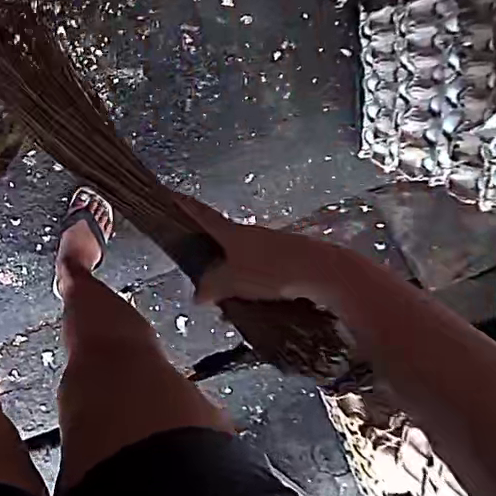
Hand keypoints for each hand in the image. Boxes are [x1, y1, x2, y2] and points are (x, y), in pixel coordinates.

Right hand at [174, 195, 360, 308]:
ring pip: (244, 257)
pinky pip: (262, 269)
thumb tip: (198, 294)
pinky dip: (253, 283)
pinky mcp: (289, 259)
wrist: (323, 272)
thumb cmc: (273, 271)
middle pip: (223, 239)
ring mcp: (272, 245)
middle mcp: (251, 233)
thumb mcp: (234, 281)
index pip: (203, 215)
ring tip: (231, 299)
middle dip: (211, 253)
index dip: (186, 205)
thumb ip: (213, 287)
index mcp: (233, 233)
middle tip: (201, 273)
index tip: (172, 194)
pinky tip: (255, 301)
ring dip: (235, 273)